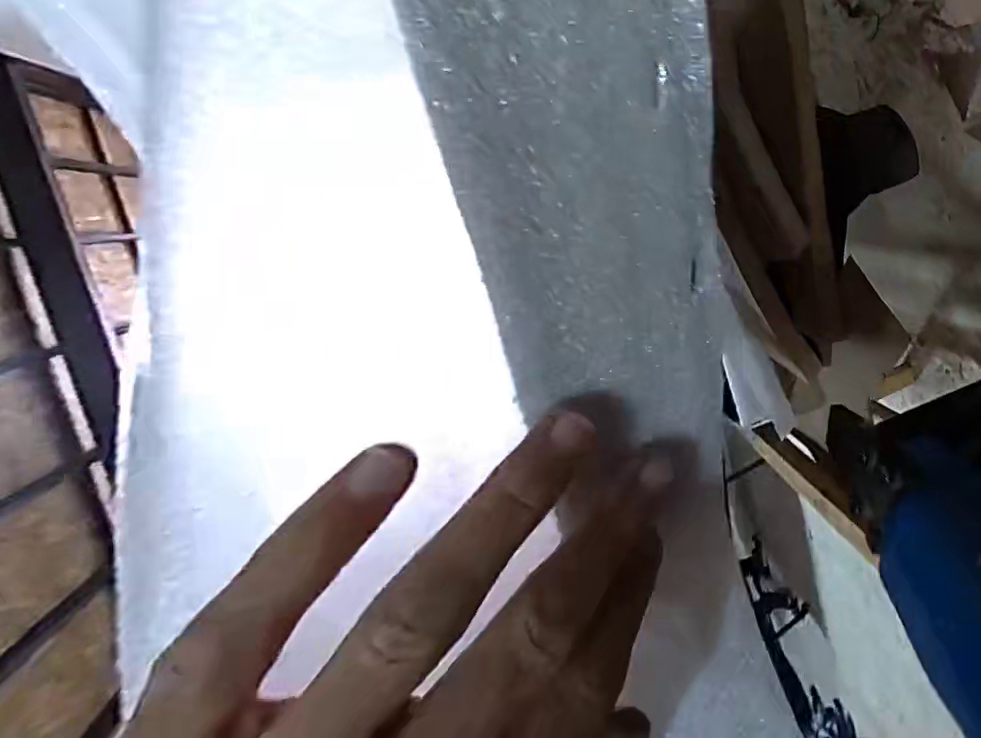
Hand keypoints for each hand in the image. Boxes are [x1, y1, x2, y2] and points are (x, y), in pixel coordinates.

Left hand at [124, 409, 671, 737]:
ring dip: (509, 505)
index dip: (624, 591)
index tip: (650, 520)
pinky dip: (315, 541)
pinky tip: (393, 456)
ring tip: (570, 429)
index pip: (580, 681)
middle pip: (523, 640)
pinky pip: (238, 633)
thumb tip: (632, 713)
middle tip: (644, 463)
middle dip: (598, 540)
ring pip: (416, 612)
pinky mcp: (174, 736)